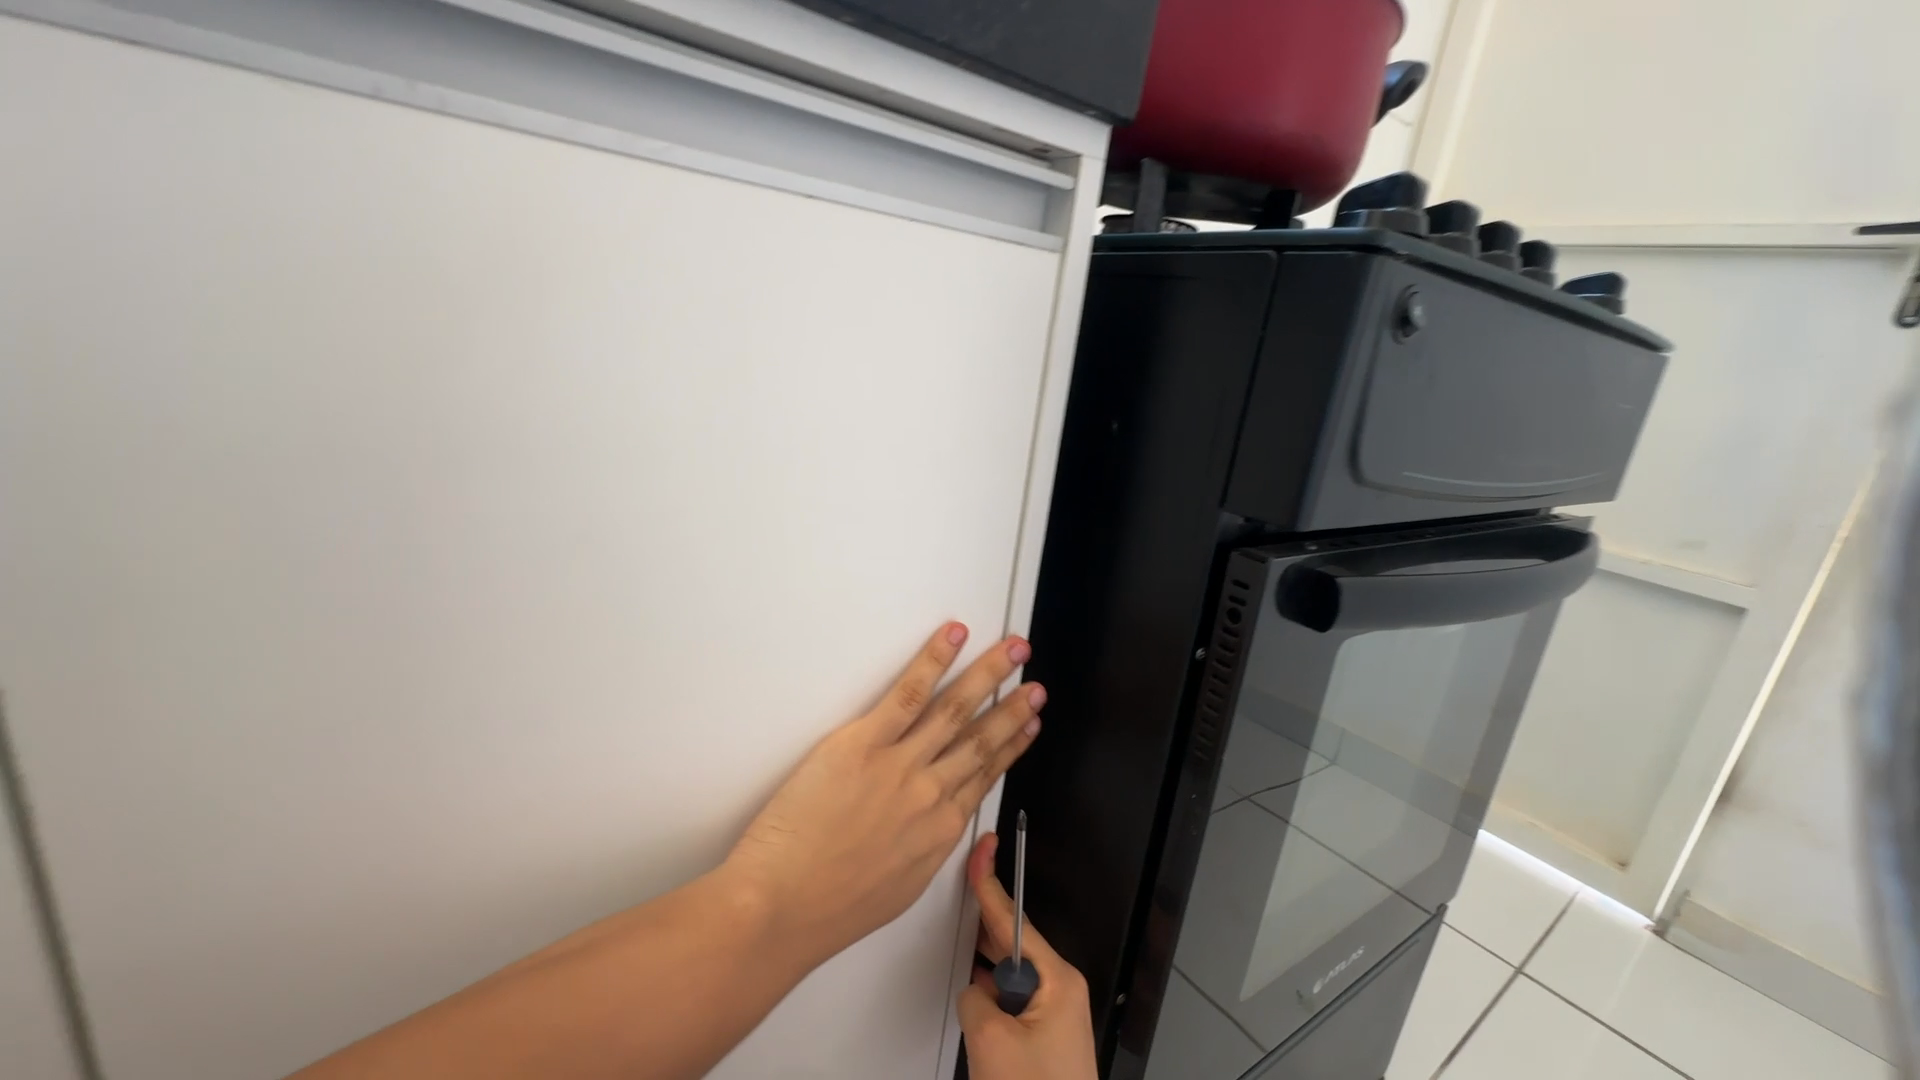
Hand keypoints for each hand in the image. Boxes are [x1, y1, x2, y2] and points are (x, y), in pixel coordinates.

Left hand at [721, 623, 1045, 967]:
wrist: (783, 907)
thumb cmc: (829, 908)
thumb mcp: (897, 888)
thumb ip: (922, 850)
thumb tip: (931, 827)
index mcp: (939, 831)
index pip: (985, 775)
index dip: (1011, 746)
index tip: (1029, 726)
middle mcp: (930, 793)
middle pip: (981, 740)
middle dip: (1014, 709)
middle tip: (1035, 685)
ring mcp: (900, 765)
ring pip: (955, 710)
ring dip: (988, 675)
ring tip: (1012, 651)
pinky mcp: (863, 744)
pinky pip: (907, 693)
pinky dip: (933, 661)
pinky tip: (952, 637)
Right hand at [958, 833, 1097, 1079]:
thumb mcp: (990, 1040)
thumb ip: (973, 998)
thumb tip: (975, 992)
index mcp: (1057, 980)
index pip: (1015, 921)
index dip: (992, 884)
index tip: (985, 850)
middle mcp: (1062, 989)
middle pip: (1014, 942)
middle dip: (985, 923)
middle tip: (963, 892)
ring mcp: (1056, 1013)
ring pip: (1011, 974)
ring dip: (985, 967)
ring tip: (962, 945)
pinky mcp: (1045, 1035)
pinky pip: (1014, 1000)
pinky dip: (992, 995)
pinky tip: (975, 994)